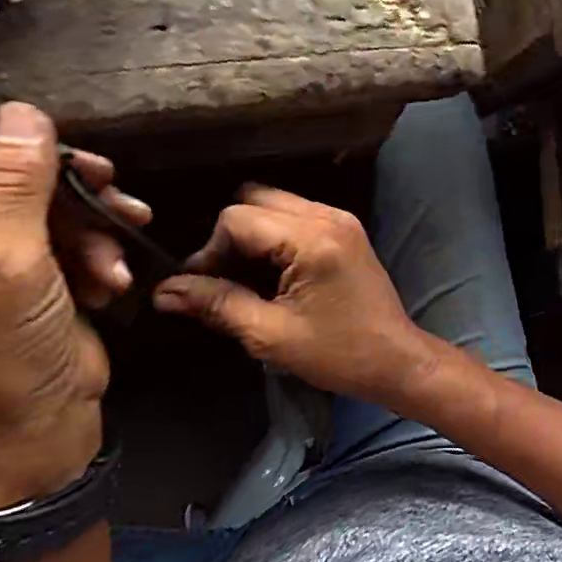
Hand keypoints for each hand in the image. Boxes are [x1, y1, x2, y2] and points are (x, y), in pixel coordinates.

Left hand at [0, 102, 153, 510]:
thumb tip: (24, 112)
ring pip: (53, 215)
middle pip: (17, 186)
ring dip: (95, 236)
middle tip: (124, 210)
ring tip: (117, 267)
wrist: (40, 428)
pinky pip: (70, 245)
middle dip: (77, 205)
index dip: (34, 161)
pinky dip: (98, 260)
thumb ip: (14, 187)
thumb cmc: (4, 353)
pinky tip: (112, 284)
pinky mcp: (30, 280)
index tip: (97, 172)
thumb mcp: (9, 265)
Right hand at [152, 185, 438, 404]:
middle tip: (223, 279)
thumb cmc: (339, 354)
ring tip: (245, 278)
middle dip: (229, 237)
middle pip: (254, 199)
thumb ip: (217, 305)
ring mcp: (342, 221)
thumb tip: (164, 291)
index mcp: (313, 239)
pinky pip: (296, 216)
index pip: (236, 219)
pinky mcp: (347, 231)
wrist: (397, 361)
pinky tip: (271, 273)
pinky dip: (275, 236)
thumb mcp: (271, 335)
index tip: (202, 289)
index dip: (209, 252)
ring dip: (252, 235)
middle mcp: (329, 217)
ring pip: (274, 204)